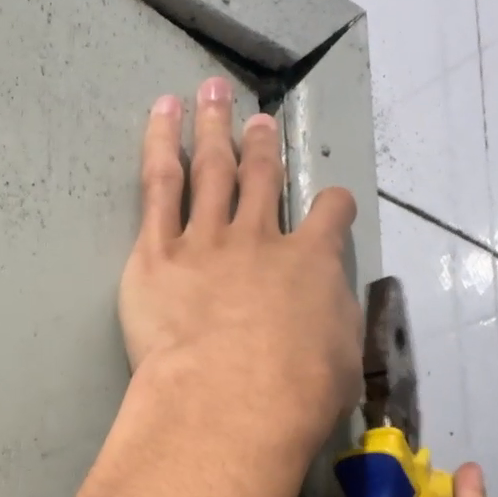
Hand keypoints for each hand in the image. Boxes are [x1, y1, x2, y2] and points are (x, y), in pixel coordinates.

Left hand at [118, 77, 362, 456]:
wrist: (231, 399)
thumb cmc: (295, 396)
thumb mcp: (340, 364)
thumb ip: (332, 326)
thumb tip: (326, 314)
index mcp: (312, 265)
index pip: (329, 218)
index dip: (331, 206)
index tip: (330, 202)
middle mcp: (260, 240)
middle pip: (263, 179)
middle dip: (262, 146)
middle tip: (257, 122)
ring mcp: (207, 241)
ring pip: (212, 170)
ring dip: (214, 129)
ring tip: (212, 97)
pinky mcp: (156, 254)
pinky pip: (159, 185)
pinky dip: (160, 143)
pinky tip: (163, 114)